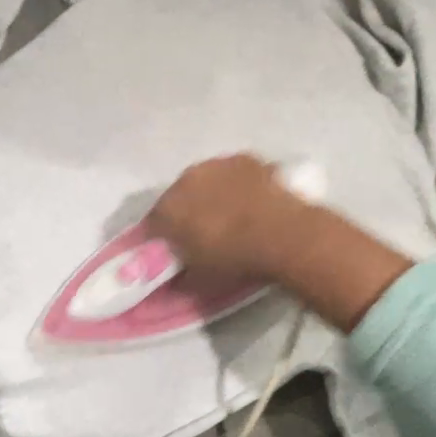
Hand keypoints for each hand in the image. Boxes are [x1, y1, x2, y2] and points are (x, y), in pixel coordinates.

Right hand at [148, 153, 413, 331]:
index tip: (168, 250)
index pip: (153, 224)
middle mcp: (185, 178)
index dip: (160, 238)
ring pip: (205, 181)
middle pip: (178, 196)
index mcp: (167, 208)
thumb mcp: (198, 277)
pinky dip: (235, 186)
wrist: (282, 235)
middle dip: (183, 211)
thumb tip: (172, 275)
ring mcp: (218, 164)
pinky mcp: (248, 159)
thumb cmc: (233, 259)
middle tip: (197, 232)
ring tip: (225, 216)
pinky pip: (232, 175)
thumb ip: (178, 272)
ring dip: (209, 195)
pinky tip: (247, 203)